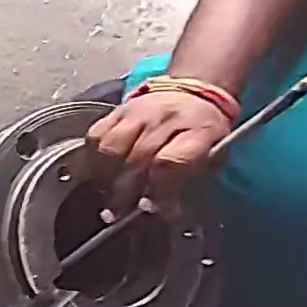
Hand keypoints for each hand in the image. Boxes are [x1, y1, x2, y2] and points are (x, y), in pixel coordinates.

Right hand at [86, 89, 231, 215]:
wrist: (191, 94)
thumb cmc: (201, 131)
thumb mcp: (213, 155)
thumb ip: (189, 181)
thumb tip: (165, 211)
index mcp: (197, 131)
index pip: (170, 164)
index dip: (160, 192)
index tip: (156, 210)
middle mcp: (164, 119)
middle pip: (135, 160)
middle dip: (125, 192)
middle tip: (117, 213)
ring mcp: (137, 112)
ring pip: (109, 148)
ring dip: (104, 176)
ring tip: (104, 192)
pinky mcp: (116, 111)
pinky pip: (95, 136)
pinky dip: (93, 158)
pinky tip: (98, 172)